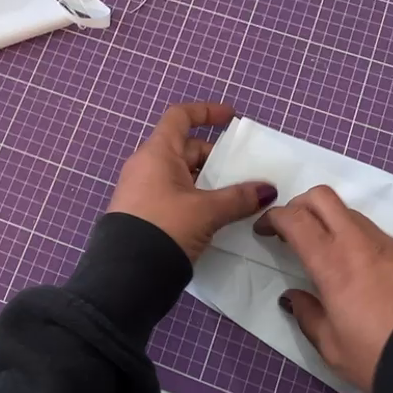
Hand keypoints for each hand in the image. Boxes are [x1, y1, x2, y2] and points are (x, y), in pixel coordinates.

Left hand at [108, 102, 276, 260]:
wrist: (125, 281)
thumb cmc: (164, 229)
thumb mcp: (206, 212)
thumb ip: (238, 198)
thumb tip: (268, 190)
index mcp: (157, 153)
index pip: (180, 116)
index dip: (206, 112)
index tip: (231, 118)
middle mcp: (147, 166)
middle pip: (185, 148)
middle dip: (216, 157)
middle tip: (243, 171)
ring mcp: (143, 191)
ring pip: (182, 174)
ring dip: (208, 181)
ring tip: (236, 196)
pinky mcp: (144, 215)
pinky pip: (175, 194)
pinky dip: (196, 198)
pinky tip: (217, 216)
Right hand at [254, 185, 392, 392]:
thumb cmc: (379, 358)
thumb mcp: (332, 347)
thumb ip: (308, 316)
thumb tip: (293, 297)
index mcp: (332, 263)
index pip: (295, 219)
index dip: (274, 218)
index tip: (264, 230)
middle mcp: (358, 242)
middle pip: (322, 197)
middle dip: (299, 204)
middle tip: (290, 229)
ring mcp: (387, 243)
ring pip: (349, 212)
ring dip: (329, 220)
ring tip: (323, 250)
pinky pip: (373, 232)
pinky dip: (355, 237)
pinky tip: (357, 268)